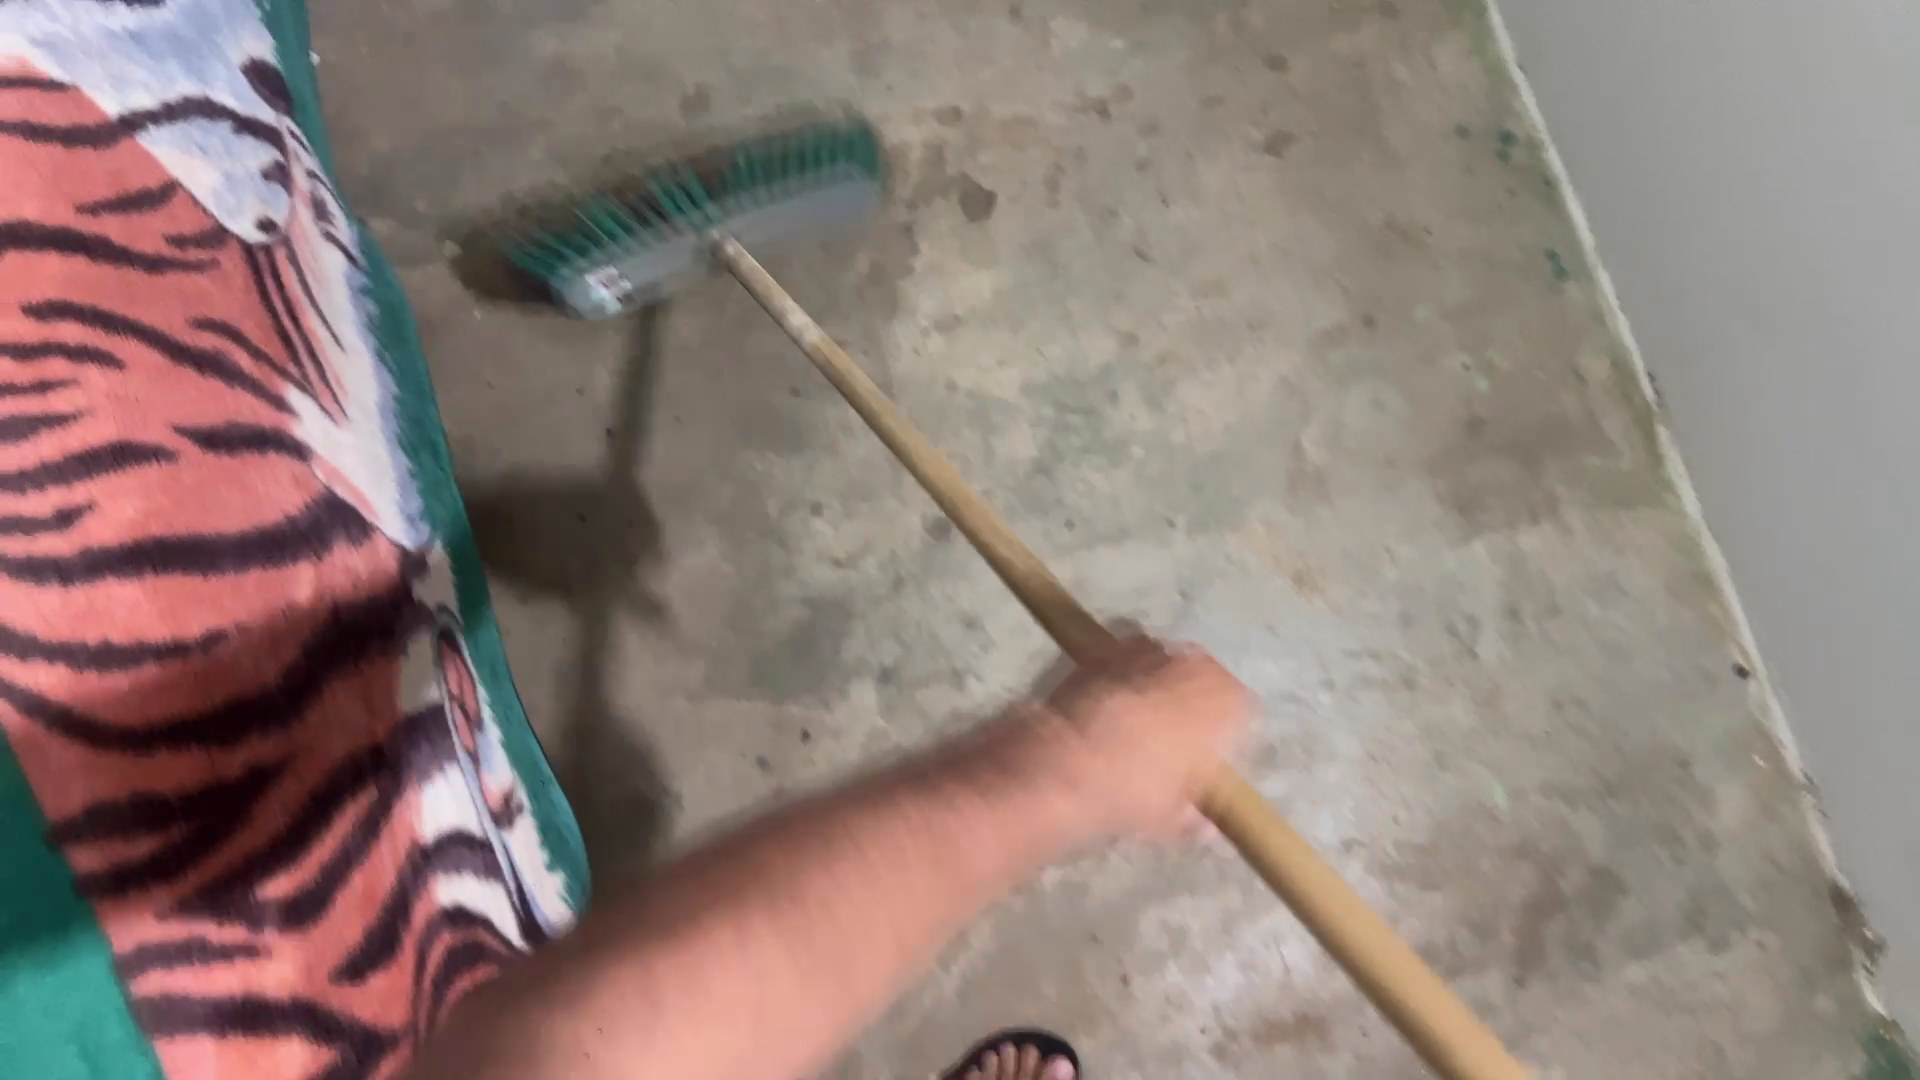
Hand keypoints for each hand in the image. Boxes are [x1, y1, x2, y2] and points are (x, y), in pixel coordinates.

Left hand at [992, 635, 1251, 841]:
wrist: (1065, 761)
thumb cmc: (1134, 790)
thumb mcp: (1172, 818)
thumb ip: (1195, 817)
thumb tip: (1205, 827)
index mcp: (1226, 701)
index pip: (1243, 708)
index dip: (1227, 731)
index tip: (1212, 752)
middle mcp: (1195, 664)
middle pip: (1205, 676)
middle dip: (1195, 698)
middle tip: (1177, 732)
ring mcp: (1148, 649)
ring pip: (1167, 662)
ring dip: (1160, 681)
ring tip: (1141, 714)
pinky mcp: (1105, 647)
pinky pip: (1126, 658)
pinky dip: (1124, 674)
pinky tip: (1110, 699)